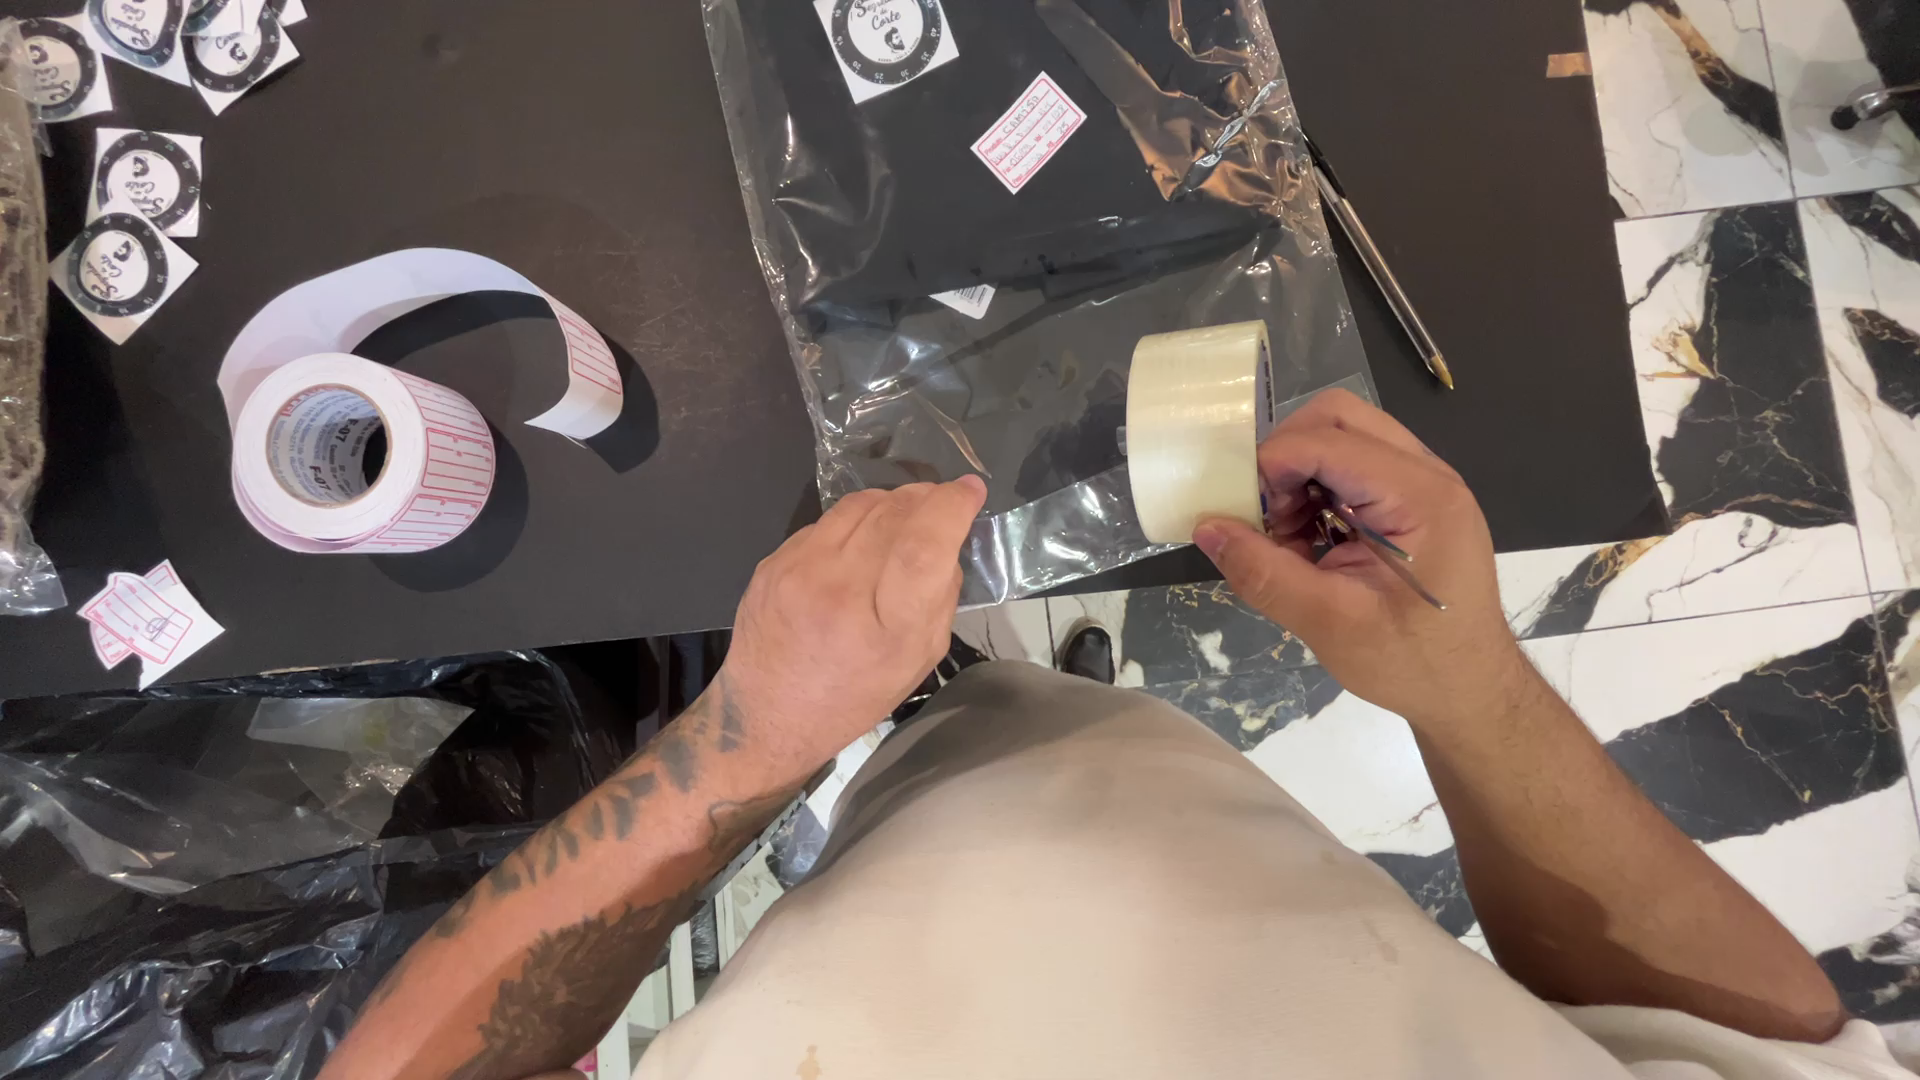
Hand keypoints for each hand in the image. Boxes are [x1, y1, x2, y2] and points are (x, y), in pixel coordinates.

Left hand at [718, 477, 987, 783]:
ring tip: (905, 514)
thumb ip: (940, 598)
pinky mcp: (773, 561)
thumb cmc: (854, 696)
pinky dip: (856, 520)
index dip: (952, 507)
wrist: (768, 714)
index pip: (925, 544)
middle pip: (894, 512)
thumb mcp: (919, 660)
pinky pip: (828, 520)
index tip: (971, 491)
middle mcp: (839, 589)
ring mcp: (799, 570)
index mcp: (886, 627)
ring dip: (893, 500)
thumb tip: (947, 544)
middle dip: (927, 495)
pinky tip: (861, 542)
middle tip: (942, 500)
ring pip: (860, 503)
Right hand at [1191, 390, 1530, 724]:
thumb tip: (1206, 529)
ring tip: (1288, 534)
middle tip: (1269, 515)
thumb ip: (1263, 573)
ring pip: (1340, 436)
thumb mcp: (1328, 623)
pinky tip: (1308, 539)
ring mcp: (1420, 484)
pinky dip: (1313, 489)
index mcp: (1420, 498)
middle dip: (1285, 457)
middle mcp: (1426, 475)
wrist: (1468, 690)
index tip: (1245, 518)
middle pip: (1336, 418)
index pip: (1326, 441)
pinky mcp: (1407, 500)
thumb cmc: (1411, 662)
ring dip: (1297, 474)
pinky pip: (1349, 465)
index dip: (1271, 467)